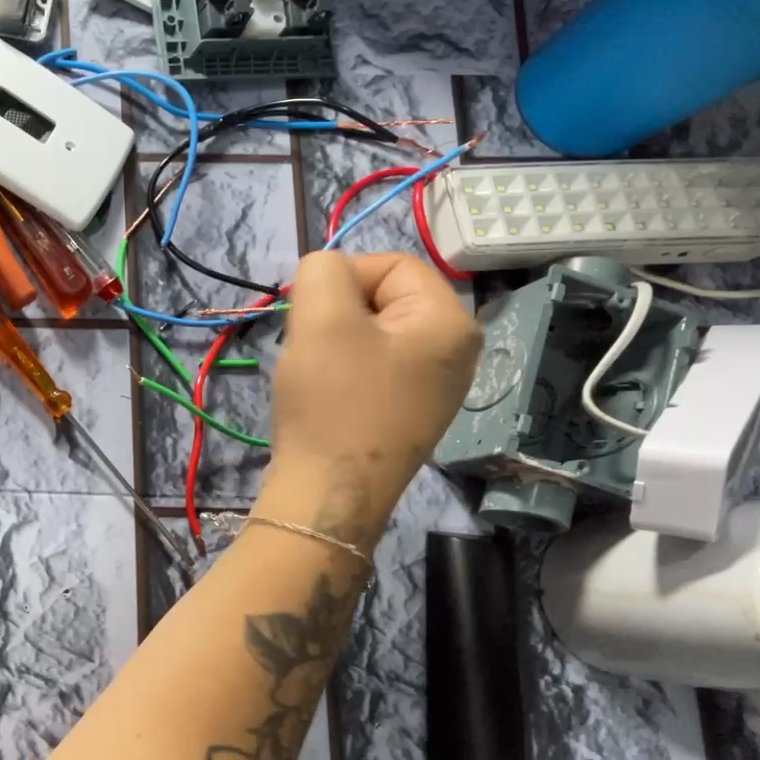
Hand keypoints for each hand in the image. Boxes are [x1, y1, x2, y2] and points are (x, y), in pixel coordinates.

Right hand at [259, 251, 480, 543]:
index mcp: (450, 322)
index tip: (302, 313)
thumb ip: (322, 272)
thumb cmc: (330, 403)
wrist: (328, 494)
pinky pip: (373, 373)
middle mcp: (457, 353)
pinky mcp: (408, 417)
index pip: (393, 265)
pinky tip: (324, 400)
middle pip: (384, 301)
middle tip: (306, 348)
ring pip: (373, 338)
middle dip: (335, 315)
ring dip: (332, 346)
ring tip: (312, 376)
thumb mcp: (320, 321)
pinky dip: (341, 375)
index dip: (340, 278)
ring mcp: (435, 390)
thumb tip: (325, 271)